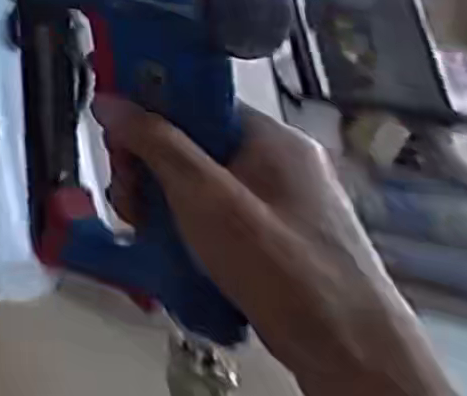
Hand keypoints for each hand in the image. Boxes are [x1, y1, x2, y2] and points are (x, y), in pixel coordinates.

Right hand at [93, 96, 456, 395]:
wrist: (360, 368)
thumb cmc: (283, 270)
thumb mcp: (205, 198)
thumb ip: (153, 142)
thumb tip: (107, 99)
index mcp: (271, 138)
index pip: (194, 101)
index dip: (149, 113)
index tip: (118, 140)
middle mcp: (278, 162)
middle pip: (188, 142)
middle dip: (148, 167)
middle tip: (131, 198)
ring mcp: (280, 203)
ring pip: (196, 181)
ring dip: (160, 200)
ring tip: (146, 230)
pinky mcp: (276, 239)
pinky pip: (214, 213)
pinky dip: (185, 226)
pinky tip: (172, 250)